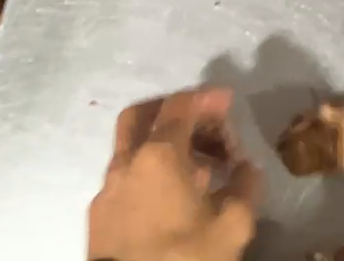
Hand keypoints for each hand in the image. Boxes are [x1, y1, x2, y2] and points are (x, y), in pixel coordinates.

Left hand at [88, 88, 259, 260]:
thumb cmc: (183, 259)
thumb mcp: (232, 226)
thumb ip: (245, 186)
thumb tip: (245, 168)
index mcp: (158, 155)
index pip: (180, 105)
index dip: (207, 98)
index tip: (230, 105)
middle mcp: (126, 163)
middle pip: (142, 114)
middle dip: (174, 112)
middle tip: (204, 126)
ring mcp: (107, 191)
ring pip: (132, 149)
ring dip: (163, 147)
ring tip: (199, 171)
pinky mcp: (98, 220)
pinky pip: (125, 180)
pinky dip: (149, 174)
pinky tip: (172, 200)